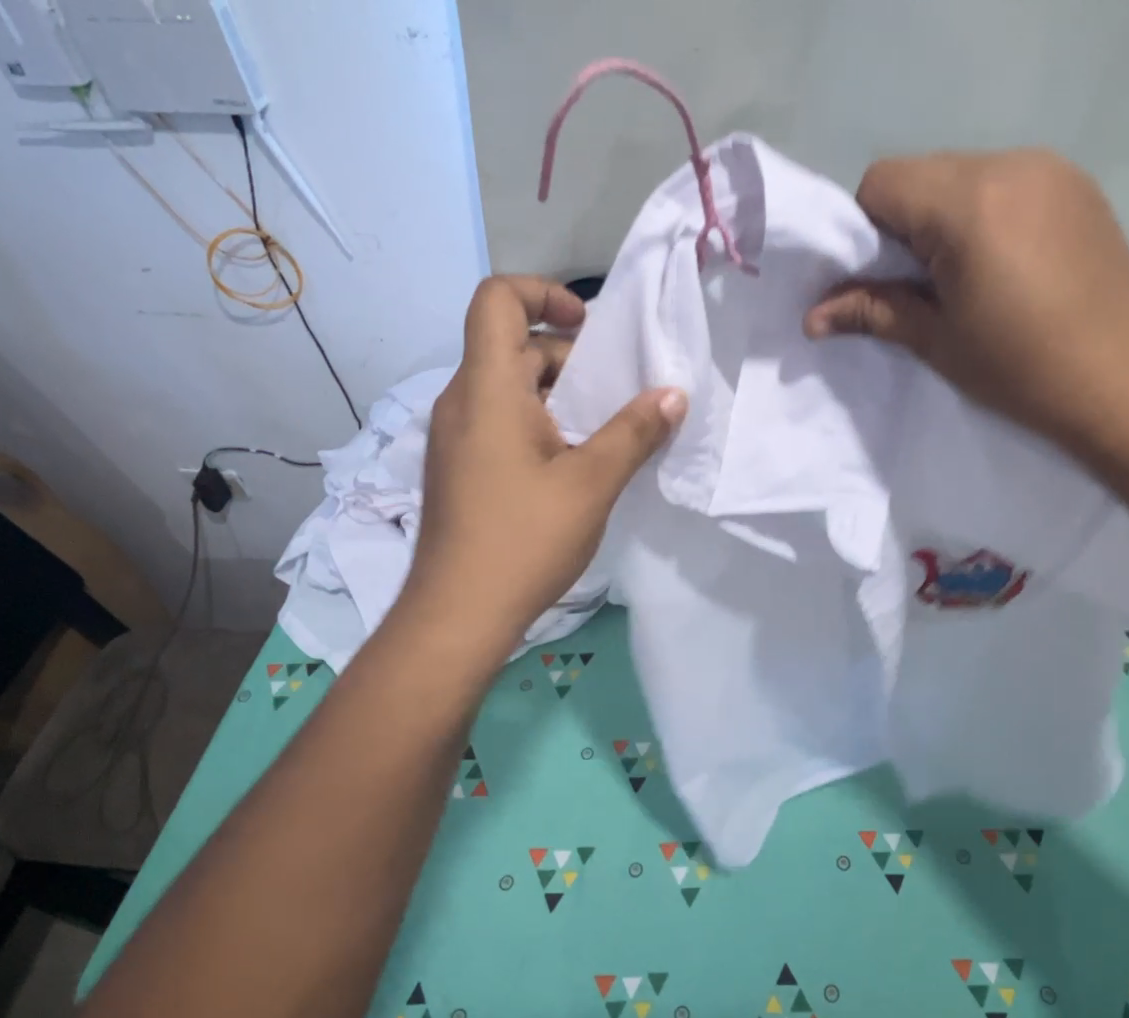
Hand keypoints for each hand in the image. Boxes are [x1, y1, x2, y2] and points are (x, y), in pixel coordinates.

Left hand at [406, 275, 686, 641]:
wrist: (458, 614)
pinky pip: (498, 422)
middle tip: (617, 395)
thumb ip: (634, 432)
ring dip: (557, 396)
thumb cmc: (523, 539)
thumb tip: (673, 395)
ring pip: (508, 388)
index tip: (590, 330)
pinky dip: (537, 424)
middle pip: (512, 345)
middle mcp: (461, 402)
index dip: (544, 293)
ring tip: (604, 435)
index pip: (498, 299)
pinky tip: (573, 468)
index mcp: (487, 388)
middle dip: (569, 358)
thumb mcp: (592, 483)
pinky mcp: (459, 469)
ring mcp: (455, 438)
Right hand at [805, 150, 1128, 446]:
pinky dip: (991, 213)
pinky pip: (1008, 181)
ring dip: (949, 217)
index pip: (882, 182)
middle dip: (907, 222)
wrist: (1124, 382)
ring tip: (973, 276)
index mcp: (967, 203)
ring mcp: (1050, 170)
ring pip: (965, 174)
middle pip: (923, 174)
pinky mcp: (1078, 185)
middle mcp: (1009, 165)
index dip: (867, 230)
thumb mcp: (936, 341)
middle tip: (926, 284)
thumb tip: (811, 318)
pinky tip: (1011, 263)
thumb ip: (872, 311)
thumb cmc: (1020, 368)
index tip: (886, 279)